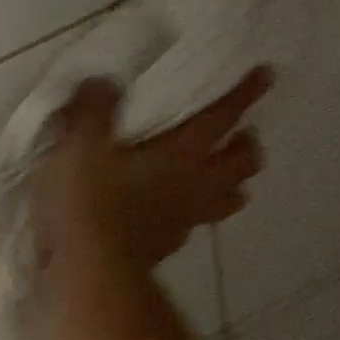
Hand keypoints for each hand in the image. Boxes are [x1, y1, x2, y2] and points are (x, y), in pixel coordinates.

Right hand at [36, 66, 271, 271]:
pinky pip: (194, 222)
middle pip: (242, 160)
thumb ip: (90, 114)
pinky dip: (191, 211)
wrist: (87, 265)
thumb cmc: (86, 202)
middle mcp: (197, 183)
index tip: (263, 74)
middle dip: (245, 144)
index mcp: (182, 155)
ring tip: (214, 174)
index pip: (221, 117)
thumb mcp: (76, 149)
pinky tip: (171, 211)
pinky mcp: (168, 242)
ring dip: (229, 181)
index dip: (242, 93)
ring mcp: (187, 216)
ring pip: (230, 194)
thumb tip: (103, 81)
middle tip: (237, 134)